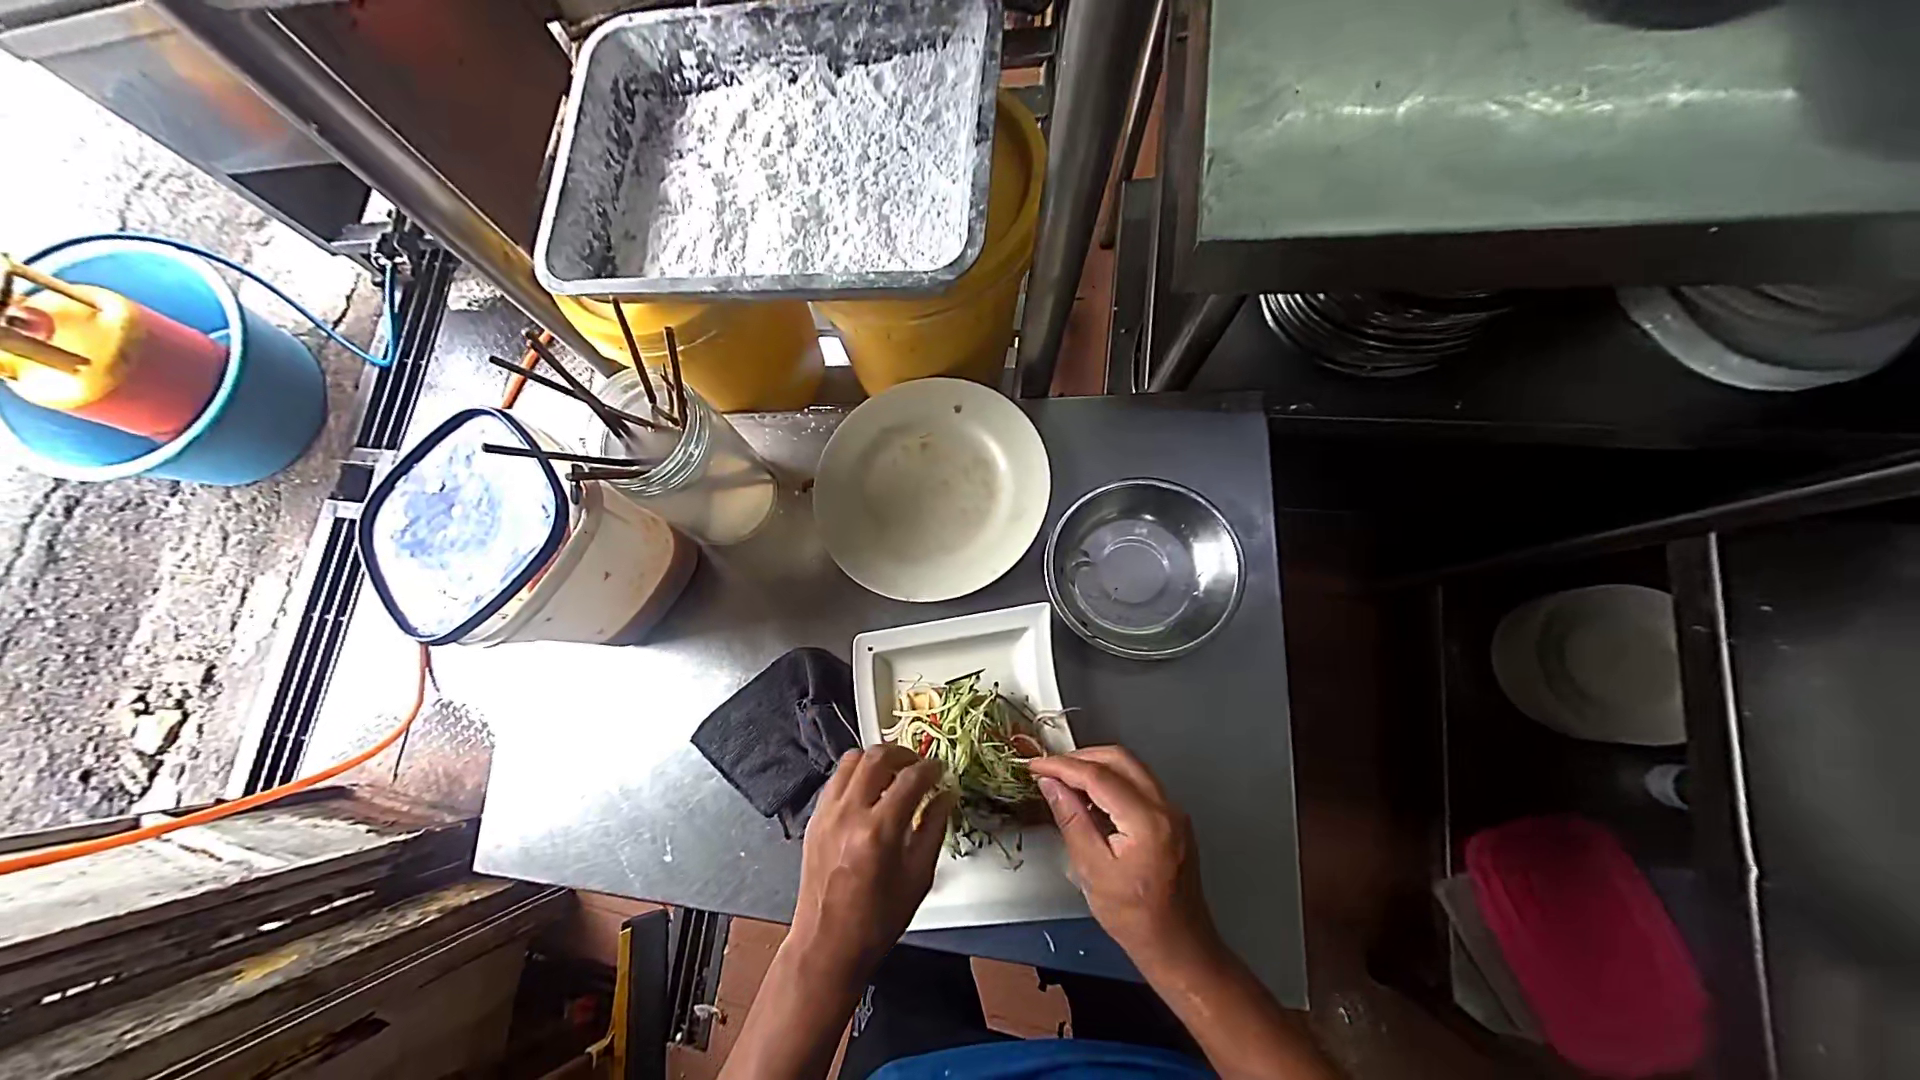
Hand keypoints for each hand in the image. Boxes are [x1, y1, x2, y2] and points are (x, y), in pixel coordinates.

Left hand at [789, 745, 951, 975]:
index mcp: (879, 831)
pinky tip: (870, 788)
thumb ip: (934, 828)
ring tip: (894, 772)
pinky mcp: (815, 818)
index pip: (912, 778)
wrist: (827, 945)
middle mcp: (850, 814)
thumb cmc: (876, 920)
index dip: (932, 768)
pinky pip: (837, 778)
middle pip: (879, 756)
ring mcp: (828, 813)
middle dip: (905, 754)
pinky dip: (856, 773)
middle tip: (919, 766)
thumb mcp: (918, 877)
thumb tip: (946, 796)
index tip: (940, 770)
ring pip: (853, 759)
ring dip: (878, 758)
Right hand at [1028, 746, 1218, 972]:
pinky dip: (1112, 780)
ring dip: (1097, 765)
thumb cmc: (1134, 919)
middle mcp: (1166, 807)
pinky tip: (1091, 797)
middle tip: (1050, 770)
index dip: (1063, 766)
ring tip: (1066, 781)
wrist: (1180, 947)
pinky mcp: (1173, 818)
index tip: (1036, 766)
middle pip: (1119, 758)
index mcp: (1147, 821)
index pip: (1098, 776)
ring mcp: (1173, 811)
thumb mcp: (1091, 871)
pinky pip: (1139, 783)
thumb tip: (1050, 784)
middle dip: (1081, 758)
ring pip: (1131, 766)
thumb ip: (1071, 820)